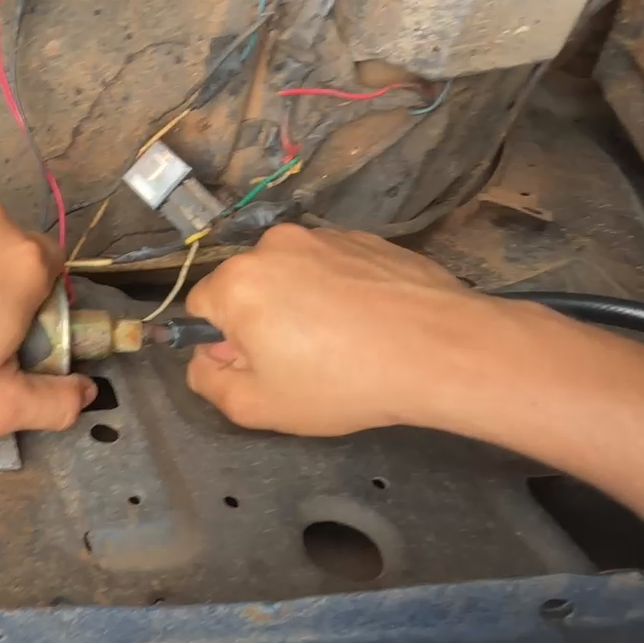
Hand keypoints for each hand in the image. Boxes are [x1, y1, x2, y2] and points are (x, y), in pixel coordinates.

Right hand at [185, 225, 510, 435]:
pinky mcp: (364, 237)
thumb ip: (207, 382)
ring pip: (287, 275)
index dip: (222, 344)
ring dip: (298, 304)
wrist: (443, 351)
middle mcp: (273, 245)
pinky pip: (329, 266)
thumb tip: (203, 359)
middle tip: (299, 361)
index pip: (200, 308)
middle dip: (259, 321)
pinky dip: (335, 291)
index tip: (258, 365)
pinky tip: (365, 323)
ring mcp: (323, 236)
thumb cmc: (342, 382)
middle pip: (244, 288)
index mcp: (238, 281)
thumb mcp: (256, 406)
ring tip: (339, 341)